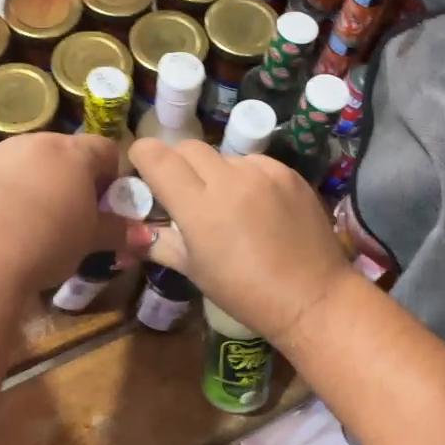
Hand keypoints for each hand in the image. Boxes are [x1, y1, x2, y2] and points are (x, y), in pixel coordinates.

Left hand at [0, 132, 146, 292]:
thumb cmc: (46, 242)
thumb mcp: (89, 241)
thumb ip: (117, 232)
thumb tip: (146, 237)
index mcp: (72, 152)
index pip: (106, 149)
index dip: (112, 176)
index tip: (107, 207)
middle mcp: (33, 143)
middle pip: (63, 154)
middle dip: (73, 182)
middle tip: (73, 220)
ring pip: (27, 165)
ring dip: (37, 188)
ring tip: (34, 227)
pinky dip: (5, 198)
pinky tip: (2, 231)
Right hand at [129, 138, 354, 344]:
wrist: (312, 297)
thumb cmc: (245, 293)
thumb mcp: (195, 271)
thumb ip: (160, 243)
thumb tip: (132, 233)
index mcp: (199, 207)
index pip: (157, 157)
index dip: (142, 155)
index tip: (141, 167)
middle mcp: (229, 180)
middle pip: (188, 148)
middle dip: (175, 162)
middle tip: (179, 189)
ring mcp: (263, 172)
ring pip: (222, 156)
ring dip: (213, 172)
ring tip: (223, 203)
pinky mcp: (289, 173)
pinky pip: (253, 163)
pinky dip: (244, 177)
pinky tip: (254, 206)